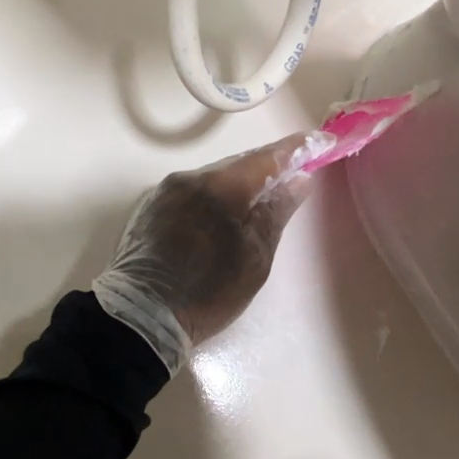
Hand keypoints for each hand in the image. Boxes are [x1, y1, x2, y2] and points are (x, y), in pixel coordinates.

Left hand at [93, 131, 334, 372]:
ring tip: (255, 203)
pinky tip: (219, 218)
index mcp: (221, 187)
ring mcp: (166, 192)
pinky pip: (192, 193)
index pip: (267, 157)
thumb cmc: (208, 293)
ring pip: (213, 179)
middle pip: (238, 165)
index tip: (318, 141)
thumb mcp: (255, 259)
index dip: (295, 150)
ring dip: (237, 186)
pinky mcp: (150, 208)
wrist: (140, 316)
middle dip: (266, 169)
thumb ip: (276, 213)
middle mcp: (190, 178)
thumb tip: (299, 180)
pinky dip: (213, 199)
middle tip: (290, 177)